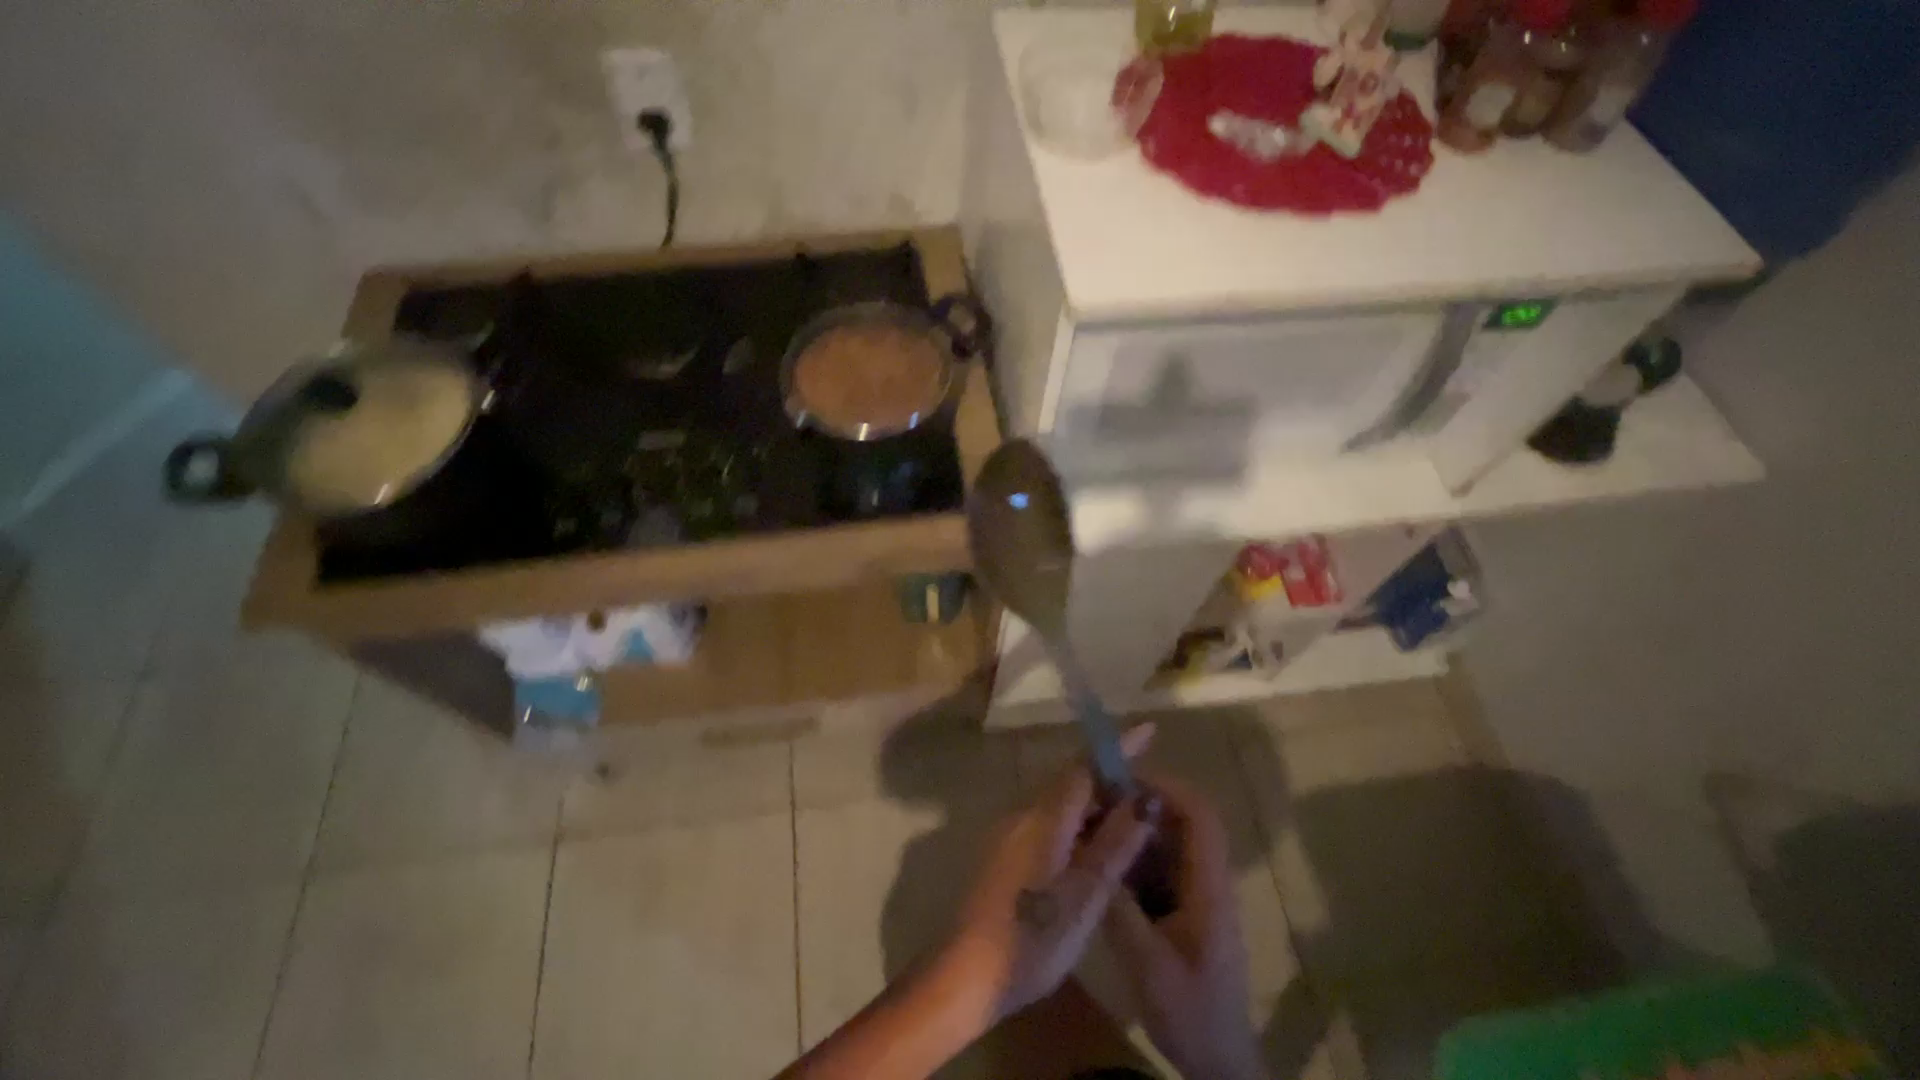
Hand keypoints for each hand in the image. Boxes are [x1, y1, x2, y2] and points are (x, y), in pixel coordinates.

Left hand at [943, 726, 1159, 1021]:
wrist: (964, 977)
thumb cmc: (1030, 939)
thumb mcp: (1084, 895)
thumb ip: (1113, 845)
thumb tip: (1142, 799)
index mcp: (1042, 820)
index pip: (1083, 769)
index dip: (1117, 750)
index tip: (1148, 731)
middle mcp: (1021, 817)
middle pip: (1069, 784)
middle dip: (1108, 779)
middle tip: (1150, 786)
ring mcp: (1008, 838)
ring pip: (1058, 807)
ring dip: (1093, 805)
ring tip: (1132, 817)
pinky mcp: (1003, 859)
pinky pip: (1047, 826)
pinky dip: (1076, 827)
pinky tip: (1097, 850)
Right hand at [1102, 777, 1264, 1079]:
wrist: (1219, 1060)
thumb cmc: (1191, 1013)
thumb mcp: (1148, 965)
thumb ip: (1120, 910)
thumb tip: (1092, 859)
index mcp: (1210, 889)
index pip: (1200, 818)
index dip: (1166, 788)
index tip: (1121, 779)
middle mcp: (1208, 883)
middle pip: (1184, 823)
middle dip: (1142, 804)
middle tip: (1095, 802)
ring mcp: (1199, 897)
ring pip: (1170, 845)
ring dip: (1135, 831)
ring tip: (1092, 827)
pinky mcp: (1186, 913)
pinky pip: (1161, 870)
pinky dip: (1134, 859)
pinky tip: (1102, 866)